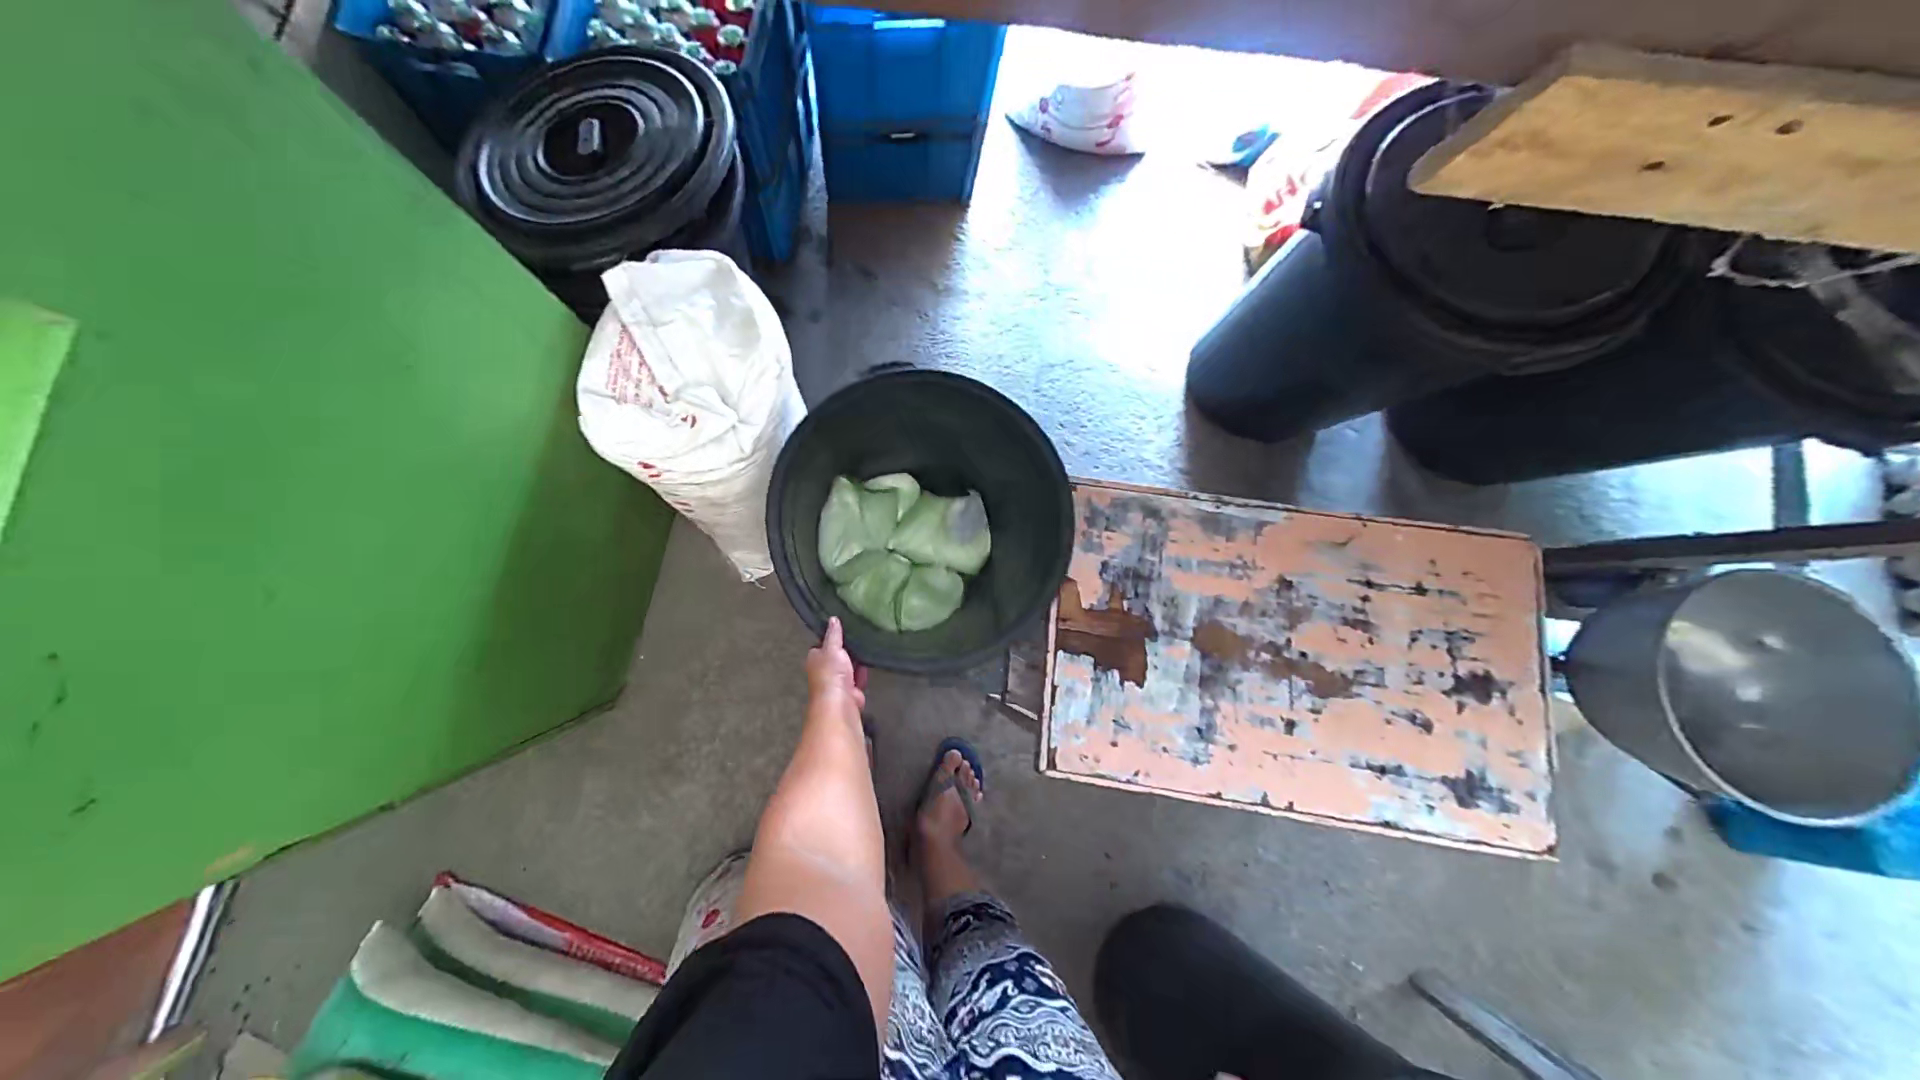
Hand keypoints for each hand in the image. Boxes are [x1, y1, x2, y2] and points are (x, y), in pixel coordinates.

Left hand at [806, 617, 867, 714]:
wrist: (840, 700)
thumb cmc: (831, 671)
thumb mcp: (832, 647)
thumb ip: (834, 634)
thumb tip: (833, 619)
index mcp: (815, 658)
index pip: (821, 645)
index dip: (830, 638)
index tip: (842, 628)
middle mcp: (824, 670)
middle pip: (836, 656)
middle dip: (846, 649)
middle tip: (859, 634)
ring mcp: (837, 681)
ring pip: (848, 667)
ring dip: (856, 660)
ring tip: (867, 643)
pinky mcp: (851, 690)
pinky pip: (858, 677)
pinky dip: (863, 672)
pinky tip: (870, 660)